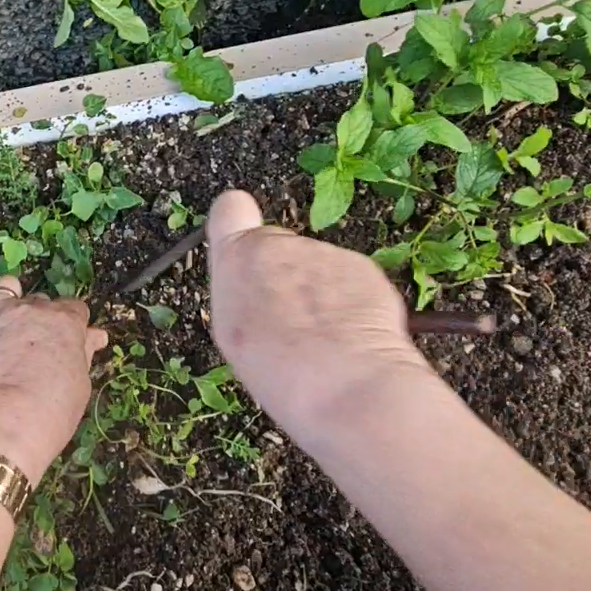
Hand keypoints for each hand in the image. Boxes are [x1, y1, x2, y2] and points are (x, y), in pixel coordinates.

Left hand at [0, 276, 107, 484]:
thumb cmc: (48, 415)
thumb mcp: (79, 387)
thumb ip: (84, 355)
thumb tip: (95, 336)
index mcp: (64, 321)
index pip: (75, 308)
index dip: (75, 324)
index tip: (73, 339)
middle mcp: (29, 309)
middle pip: (40, 301)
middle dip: (43, 317)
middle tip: (39, 346)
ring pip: (3, 287)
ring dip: (8, 296)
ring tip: (7, 317)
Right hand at [205, 190, 431, 425]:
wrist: (343, 383)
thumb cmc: (279, 366)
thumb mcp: (233, 331)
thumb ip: (241, 292)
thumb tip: (256, 289)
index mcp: (236, 258)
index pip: (230, 208)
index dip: (237, 221)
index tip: (244, 245)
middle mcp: (279, 244)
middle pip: (278, 247)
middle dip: (284, 273)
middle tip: (290, 318)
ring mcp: (323, 252)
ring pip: (317, 268)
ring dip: (319, 294)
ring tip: (323, 338)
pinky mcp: (361, 265)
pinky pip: (351, 280)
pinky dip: (351, 302)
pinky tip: (350, 335)